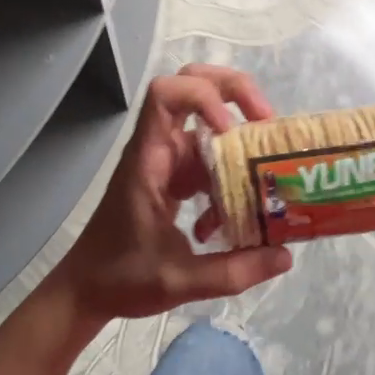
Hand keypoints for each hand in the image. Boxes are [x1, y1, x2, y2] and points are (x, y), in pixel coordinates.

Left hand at [49, 65, 293, 322]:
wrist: (88, 288)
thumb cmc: (122, 277)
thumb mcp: (179, 281)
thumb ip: (232, 271)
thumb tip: (285, 256)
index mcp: (148, 158)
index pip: (164, 95)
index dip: (202, 96)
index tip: (230, 128)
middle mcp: (158, 147)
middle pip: (191, 86)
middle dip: (232, 91)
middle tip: (266, 120)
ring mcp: (167, 159)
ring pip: (205, 122)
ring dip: (238, 135)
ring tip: (267, 159)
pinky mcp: (175, 176)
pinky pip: (209, 157)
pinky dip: (230, 175)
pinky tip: (237, 216)